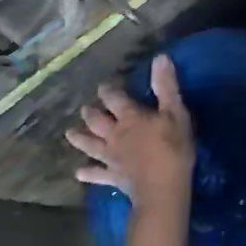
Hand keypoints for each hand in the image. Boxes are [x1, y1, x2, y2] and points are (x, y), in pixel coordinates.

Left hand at [66, 55, 195, 207]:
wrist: (162, 188)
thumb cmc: (173, 148)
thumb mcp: (176, 113)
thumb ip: (166, 86)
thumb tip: (159, 57)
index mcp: (130, 118)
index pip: (115, 99)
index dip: (109, 91)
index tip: (104, 86)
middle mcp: (115, 135)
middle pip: (97, 121)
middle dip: (91, 113)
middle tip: (85, 108)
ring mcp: (111, 157)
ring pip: (90, 145)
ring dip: (80, 139)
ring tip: (70, 134)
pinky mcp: (113, 177)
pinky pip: (97, 175)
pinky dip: (88, 173)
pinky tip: (79, 173)